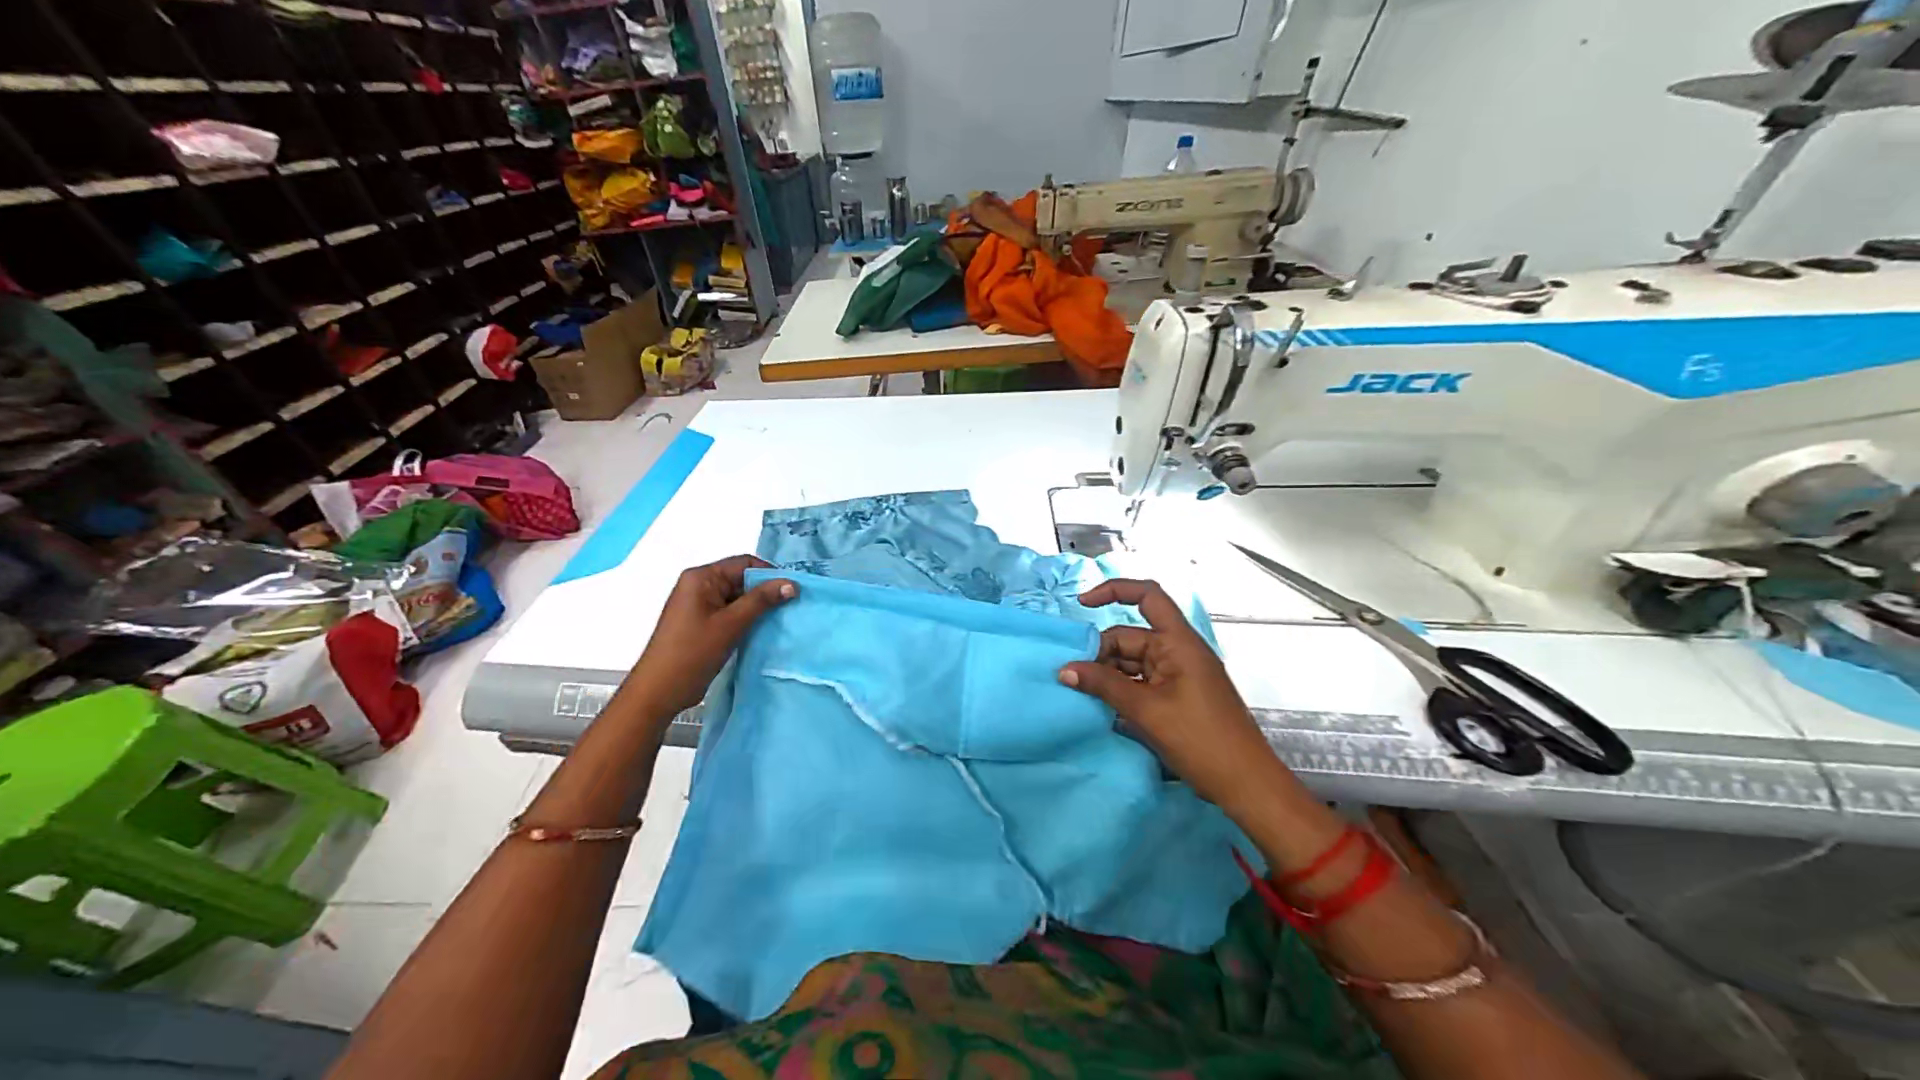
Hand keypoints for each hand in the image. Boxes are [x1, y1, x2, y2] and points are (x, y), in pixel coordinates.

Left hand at [627, 555, 794, 715]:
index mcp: (701, 577)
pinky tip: (763, 631)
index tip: (793, 590)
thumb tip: (791, 584)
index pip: (744, 563)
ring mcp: (699, 606)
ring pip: (737, 598)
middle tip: (792, 606)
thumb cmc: (693, 653)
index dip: (769, 574)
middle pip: (741, 579)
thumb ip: (762, 600)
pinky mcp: (702, 624)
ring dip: (757, 608)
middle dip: (765, 592)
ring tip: (782, 619)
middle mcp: (699, 585)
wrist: (659, 690)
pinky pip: (730, 613)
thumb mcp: (731, 624)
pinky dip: (746, 619)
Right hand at [1059, 579, 1286, 811]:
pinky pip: (1141, 681)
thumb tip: (1065, 670)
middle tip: (1072, 677)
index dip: (1114, 591)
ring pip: (1132, 661)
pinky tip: (1101, 705)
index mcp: (1179, 642)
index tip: (1083, 605)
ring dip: (1108, 673)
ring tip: (1081, 693)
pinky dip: (1121, 688)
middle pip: (1130, 636)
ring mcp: (1179, 675)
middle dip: (1101, 651)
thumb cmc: (1201, 740)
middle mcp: (1179, 651)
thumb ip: (1103, 685)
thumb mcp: (1146, 710)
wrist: (1245, 784)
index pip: (1147, 597)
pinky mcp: (1177, 697)